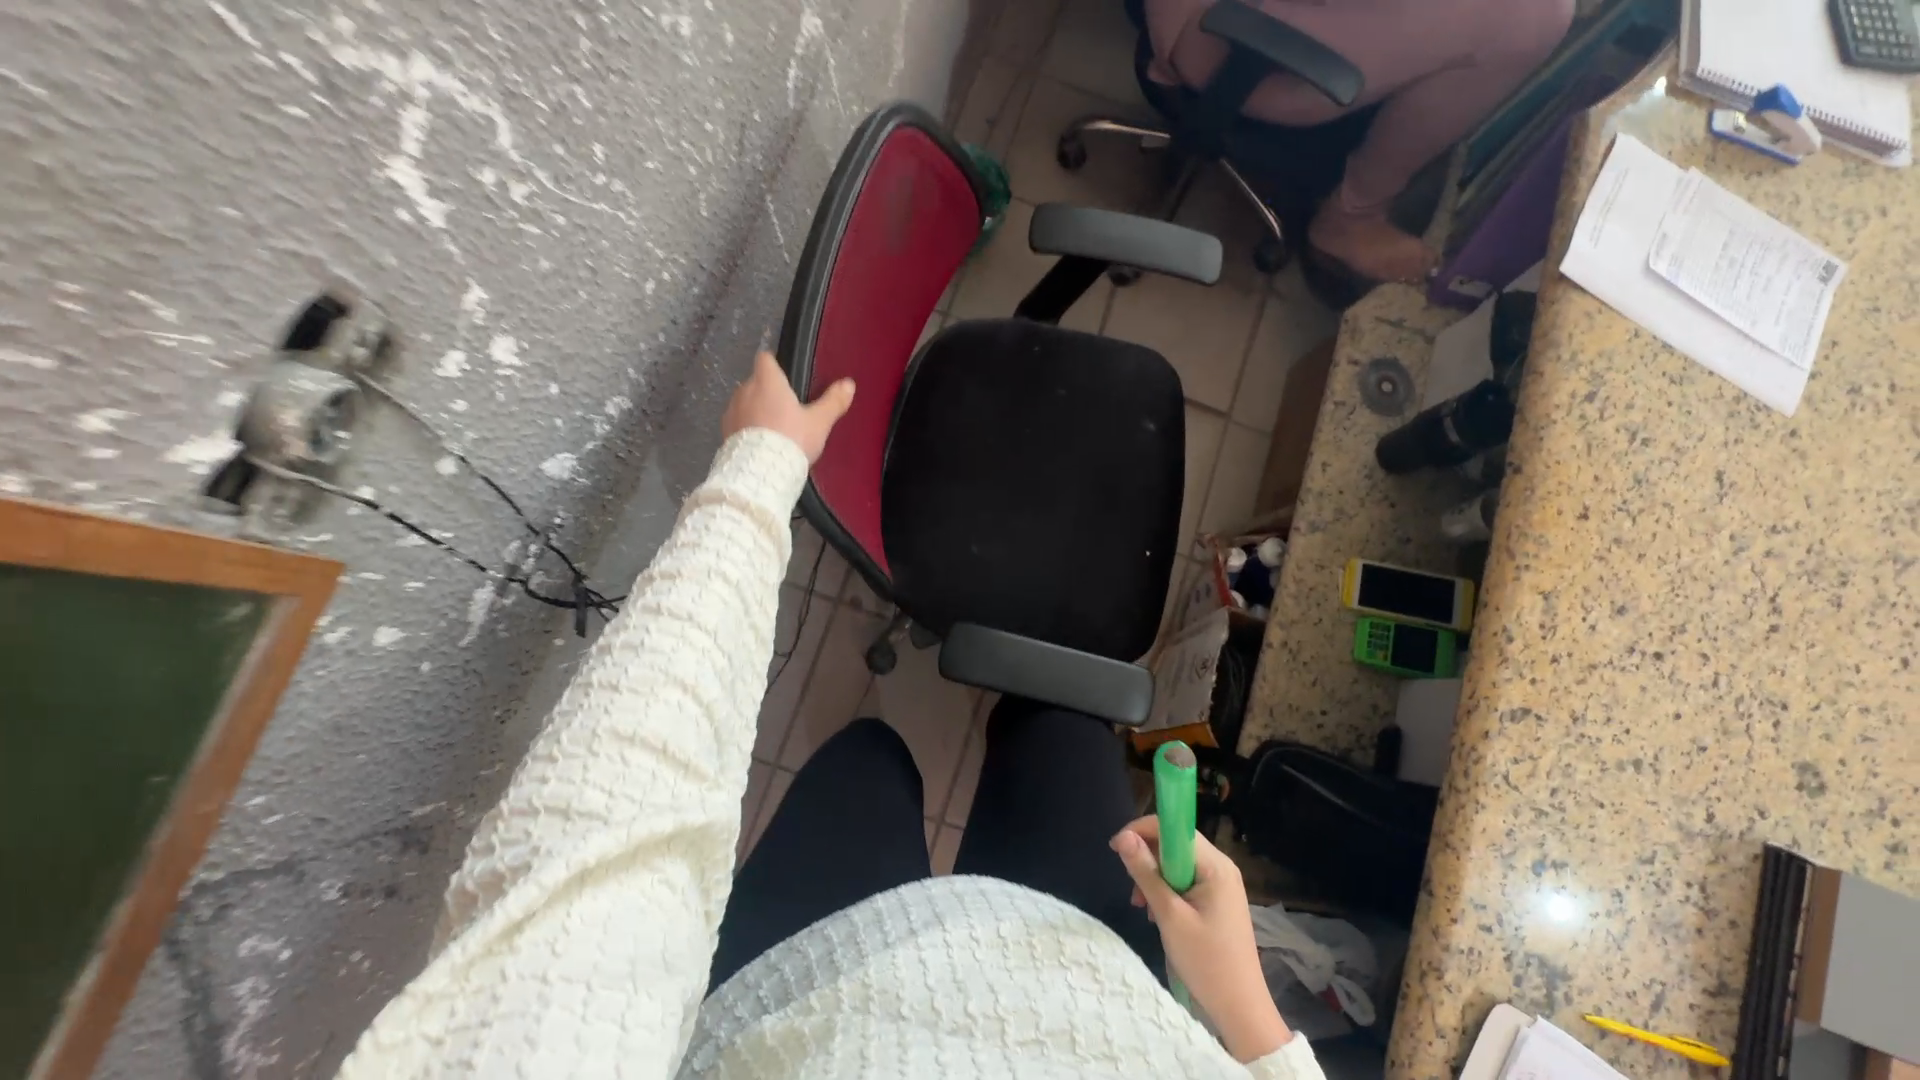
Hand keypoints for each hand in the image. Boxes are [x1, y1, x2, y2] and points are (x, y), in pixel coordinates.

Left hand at [721, 351, 854, 462]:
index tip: (784, 376)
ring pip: (744, 401)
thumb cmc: (792, 439)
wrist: (761, 472)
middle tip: (786, 410)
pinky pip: (737, 421)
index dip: (774, 364)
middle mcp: (745, 389)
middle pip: (756, 381)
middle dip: (767, 391)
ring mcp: (732, 410)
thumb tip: (849, 384)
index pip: (765, 358)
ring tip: (772, 429)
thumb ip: (833, 401)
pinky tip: (759, 443)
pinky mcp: (724, 430)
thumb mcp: (819, 422)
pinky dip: (746, 427)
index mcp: (768, 381)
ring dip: (755, 409)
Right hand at [1112, 817, 1293, 1063]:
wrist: (1240, 1009)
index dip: (1142, 830)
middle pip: (1175, 844)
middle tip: (1132, 889)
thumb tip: (1122, 836)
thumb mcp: (1168, 915)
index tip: (1116, 849)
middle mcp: (1221, 867)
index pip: (1174, 828)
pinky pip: (1185, 881)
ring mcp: (1221, 884)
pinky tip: (1157, 914)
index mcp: (1216, 866)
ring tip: (1143, 906)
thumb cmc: (1205, 961)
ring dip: (1154, 878)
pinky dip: (1166, 891)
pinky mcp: (1217, 900)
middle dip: (1148, 860)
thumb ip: (1145, 872)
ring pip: (1177, 863)